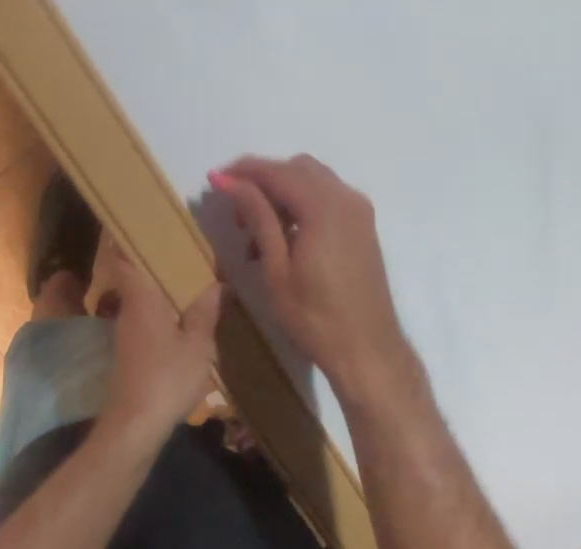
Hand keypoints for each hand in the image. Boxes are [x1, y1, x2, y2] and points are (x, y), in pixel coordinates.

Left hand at [102, 251, 222, 437]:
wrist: (137, 424)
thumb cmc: (168, 378)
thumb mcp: (198, 344)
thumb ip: (205, 312)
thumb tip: (215, 284)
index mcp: (141, 297)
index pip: (122, 257)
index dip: (127, 238)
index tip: (141, 224)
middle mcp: (127, 310)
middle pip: (135, 278)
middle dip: (154, 265)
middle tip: (182, 251)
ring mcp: (125, 334)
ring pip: (141, 302)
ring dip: (160, 292)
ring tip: (190, 283)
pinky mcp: (129, 355)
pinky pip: (145, 322)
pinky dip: (161, 316)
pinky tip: (183, 321)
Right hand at [210, 156, 422, 405]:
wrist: (365, 347)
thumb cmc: (314, 317)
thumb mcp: (277, 269)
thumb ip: (258, 218)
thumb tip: (231, 182)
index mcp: (322, 206)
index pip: (277, 172)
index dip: (243, 172)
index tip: (214, 180)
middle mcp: (345, 197)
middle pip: (297, 169)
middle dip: (263, 181)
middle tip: (235, 213)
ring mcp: (359, 212)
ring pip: (314, 183)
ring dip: (282, 195)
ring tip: (256, 235)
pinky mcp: (363, 228)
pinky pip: (328, 201)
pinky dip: (302, 208)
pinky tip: (284, 240)